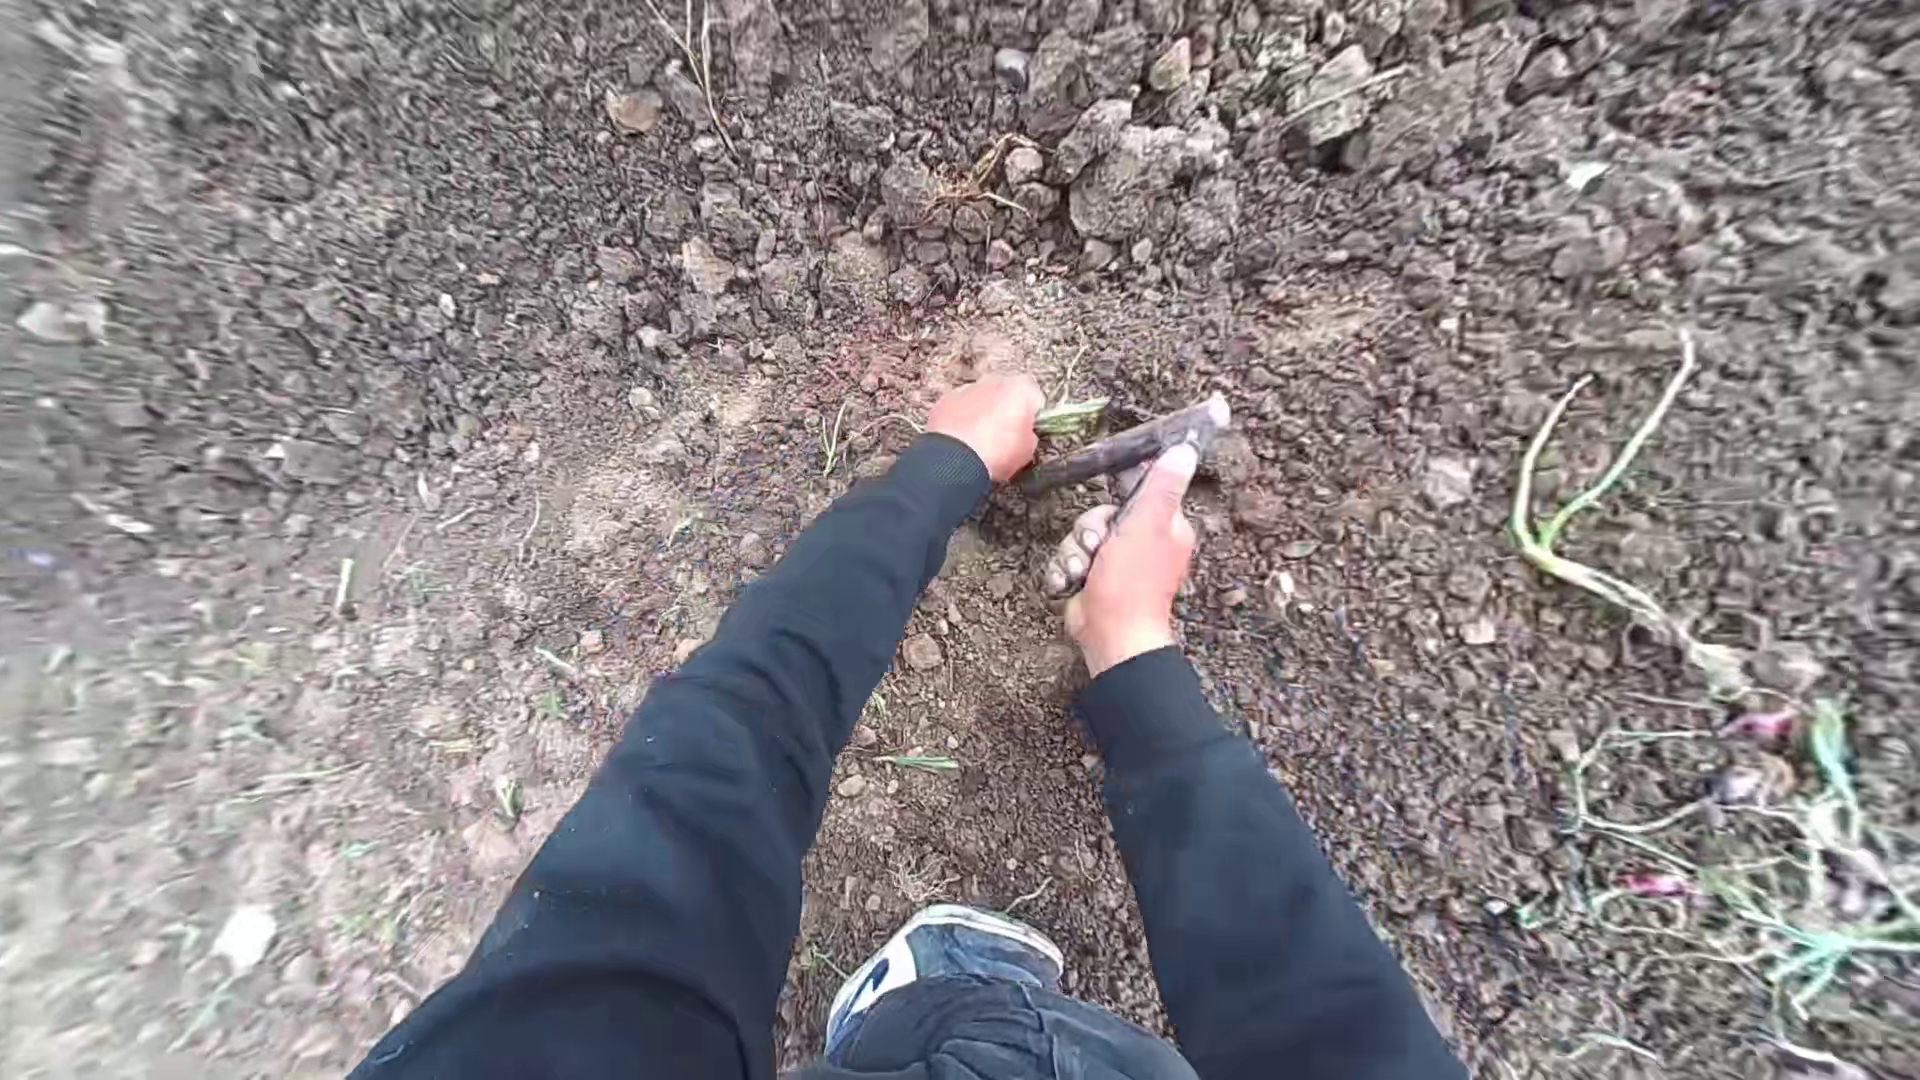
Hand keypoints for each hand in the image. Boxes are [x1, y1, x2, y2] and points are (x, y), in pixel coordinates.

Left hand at [926, 374, 1043, 482]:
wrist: (956, 459)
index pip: (1035, 399)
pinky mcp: (944, 400)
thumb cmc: (997, 453)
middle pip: (1006, 394)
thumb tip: (1023, 435)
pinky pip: (958, 409)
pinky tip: (961, 441)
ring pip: (980, 399)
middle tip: (1003, 438)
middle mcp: (994, 381)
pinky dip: (960, 420)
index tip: (1027, 433)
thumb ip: (1029, 435)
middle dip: (1005, 411)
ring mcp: (967, 389)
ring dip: (981, 414)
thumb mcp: (1027, 451)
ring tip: (979, 442)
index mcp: (1021, 388)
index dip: (1032, 418)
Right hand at [1064, 444, 1197, 675]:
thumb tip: (1184, 450)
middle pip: (1101, 511)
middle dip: (1089, 529)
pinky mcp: (1093, 577)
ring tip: (1080, 570)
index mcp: (1164, 526)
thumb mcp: (1146, 526)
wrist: (1109, 634)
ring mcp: (1115, 561)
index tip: (1109, 479)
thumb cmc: (1131, 583)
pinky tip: (1070, 582)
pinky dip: (1066, 569)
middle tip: (1094, 545)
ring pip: (1081, 535)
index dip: (1125, 480)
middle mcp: (1141, 540)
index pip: (1144, 486)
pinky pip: (1070, 558)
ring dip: (1074, 552)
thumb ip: (1161, 487)